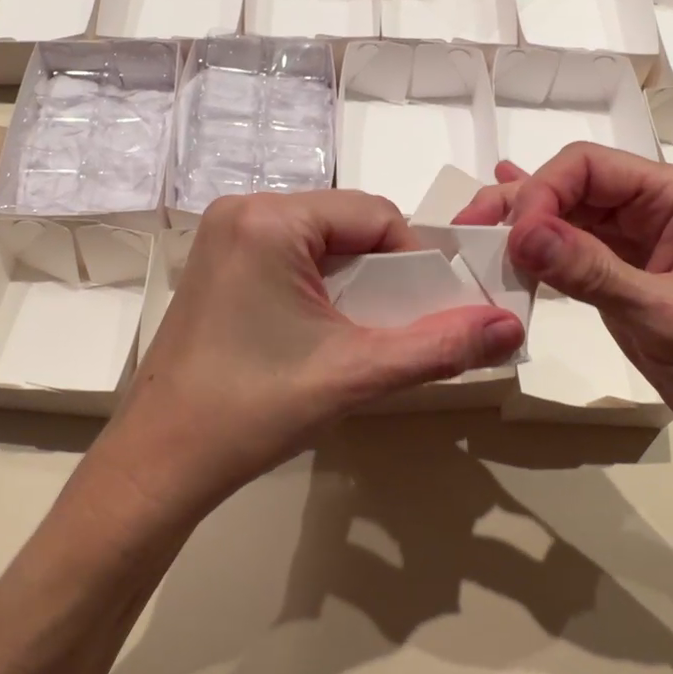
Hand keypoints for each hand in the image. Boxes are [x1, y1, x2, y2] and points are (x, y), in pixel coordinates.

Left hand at [97, 190, 525, 519]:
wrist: (160, 463)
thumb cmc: (252, 410)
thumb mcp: (356, 374)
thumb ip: (439, 346)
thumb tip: (512, 327)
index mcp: (270, 219)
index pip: (376, 216)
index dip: (415, 264)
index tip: (426, 316)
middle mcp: (241, 210)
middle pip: (348, 225)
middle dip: (384, 277)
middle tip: (395, 332)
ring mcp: (222, 237)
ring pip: (321, 243)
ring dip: (354, 286)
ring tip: (361, 340)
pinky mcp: (215, 266)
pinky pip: (290, 258)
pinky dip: (320, 290)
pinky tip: (321, 337)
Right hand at [455, 144, 672, 436]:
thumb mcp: (663, 312)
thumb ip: (592, 271)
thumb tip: (522, 234)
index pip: (589, 166)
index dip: (543, 191)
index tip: (512, 238)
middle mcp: (650, 208)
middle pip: (570, 184)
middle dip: (520, 203)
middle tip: (468, 231)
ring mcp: (632, 242)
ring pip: (564, 215)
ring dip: (520, 226)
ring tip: (471, 239)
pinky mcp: (617, 274)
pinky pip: (568, 249)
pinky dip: (535, 247)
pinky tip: (501, 231)